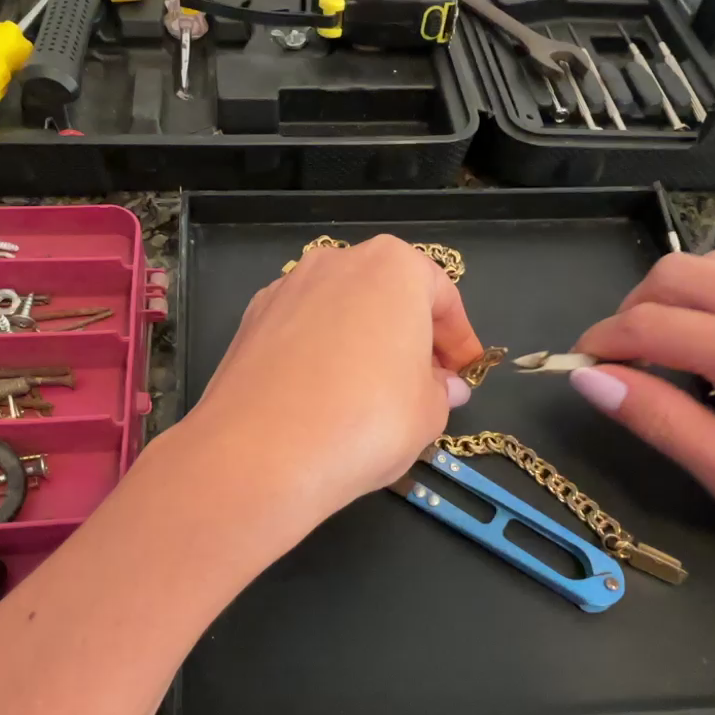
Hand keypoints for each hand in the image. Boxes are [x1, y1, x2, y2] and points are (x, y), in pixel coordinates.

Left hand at [173, 235, 485, 526]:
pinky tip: (323, 396)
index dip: (458, 339)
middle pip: (386, 295)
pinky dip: (319, 353)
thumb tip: (443, 384)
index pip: (440, 295)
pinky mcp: (250, 320)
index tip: (464, 373)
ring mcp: (286, 288)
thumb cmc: (367, 421)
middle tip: (423, 384)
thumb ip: (441, 389)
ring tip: (371, 393)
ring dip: (362, 342)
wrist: (261, 453)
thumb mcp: (429, 412)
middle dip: (408, 335)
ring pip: (339, 310)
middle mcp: (335, 262)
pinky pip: (301, 331)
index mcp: (392, 266)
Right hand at [567, 250, 714, 579]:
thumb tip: (591, 379)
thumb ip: (662, 422)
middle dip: (630, 311)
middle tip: (625, 361)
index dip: (601, 342)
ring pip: (714, 263)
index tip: (581, 366)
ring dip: (673, 298)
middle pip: (674, 274)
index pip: (649, 324)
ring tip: (674, 353)